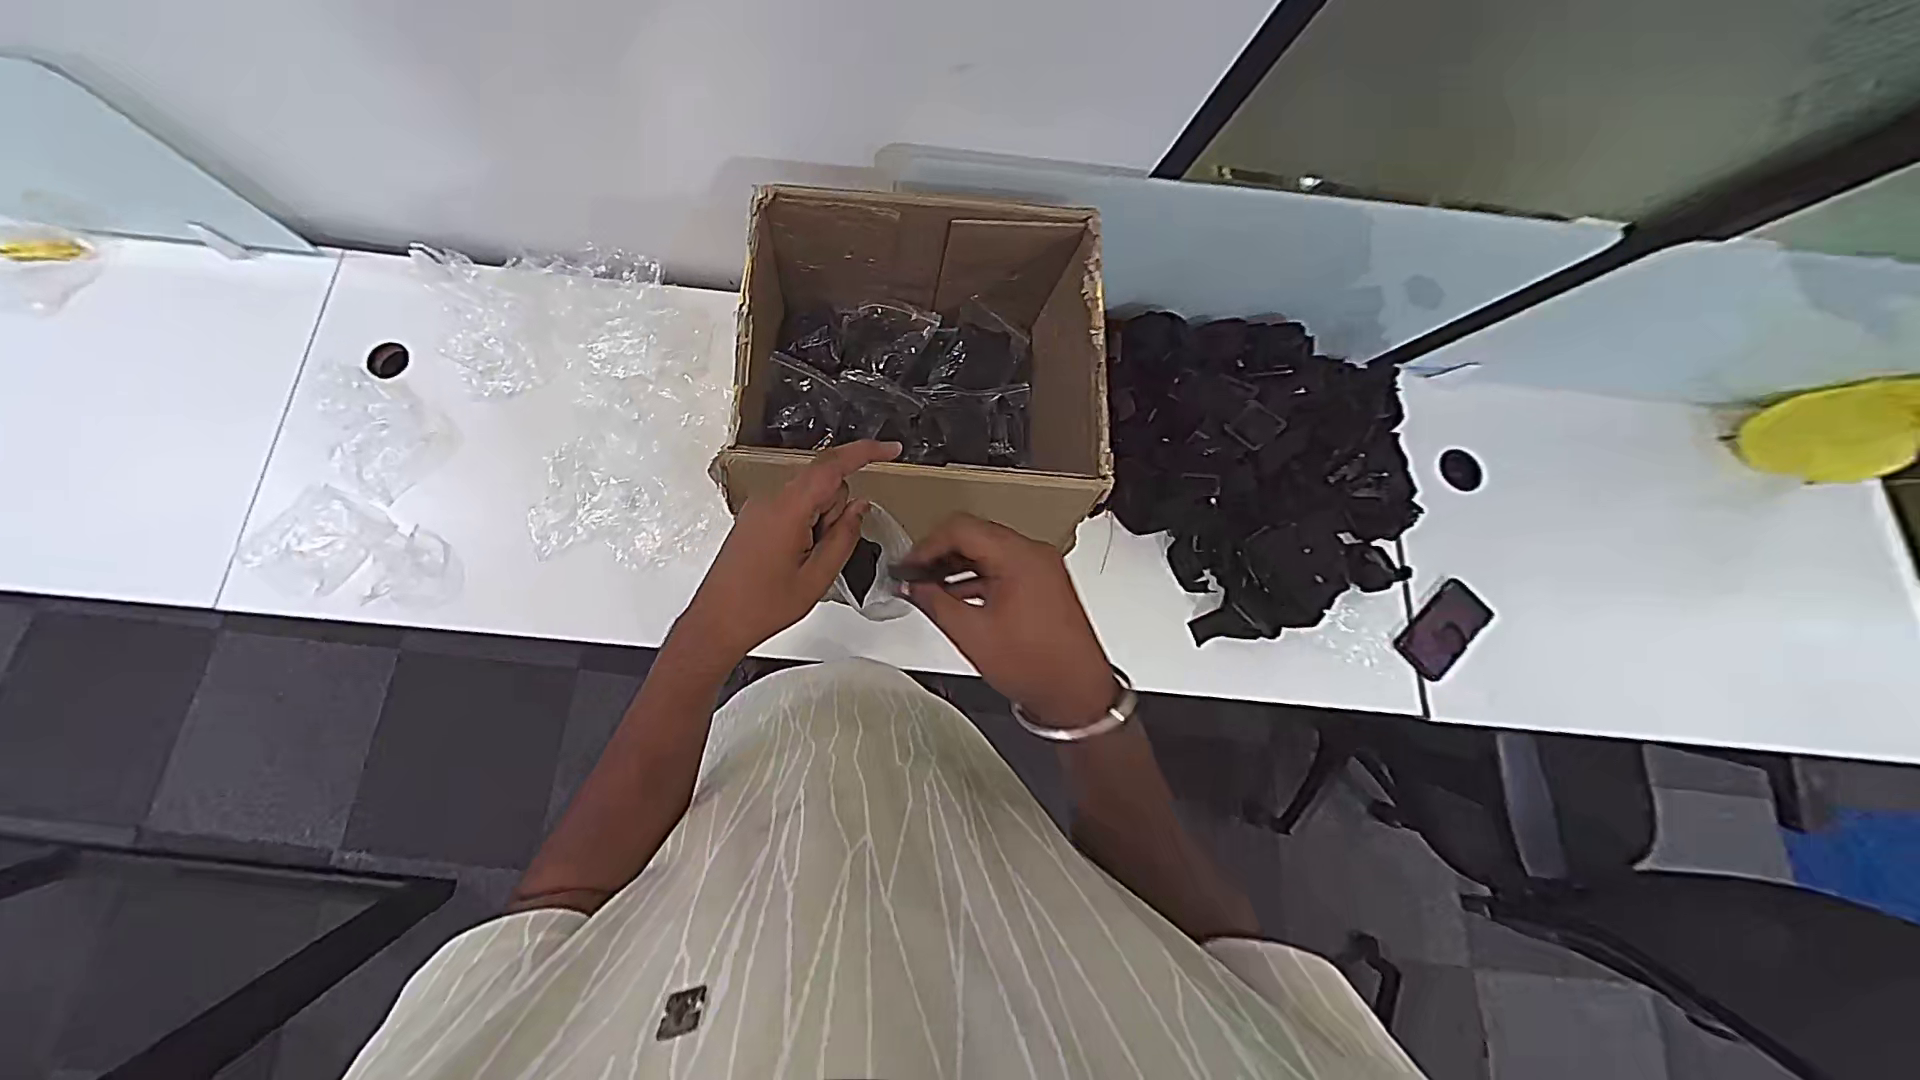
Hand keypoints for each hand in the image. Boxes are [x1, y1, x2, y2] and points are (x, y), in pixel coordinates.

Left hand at [676, 440, 900, 661]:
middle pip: (823, 484)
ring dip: (819, 523)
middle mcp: (770, 500)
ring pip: (810, 497)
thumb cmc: (761, 606)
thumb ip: (845, 535)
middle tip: (823, 553)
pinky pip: (794, 507)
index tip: (891, 449)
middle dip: (836, 512)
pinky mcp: (755, 517)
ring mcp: (759, 507)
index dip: (865, 452)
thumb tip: (859, 506)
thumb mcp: (818, 576)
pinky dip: (806, 525)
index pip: (832, 466)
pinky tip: (793, 558)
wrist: (717, 622)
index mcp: (787, 510)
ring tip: (803, 561)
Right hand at [902, 513, 1119, 729]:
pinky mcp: (1044, 582)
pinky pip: (1004, 566)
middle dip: (940, 554)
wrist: (1076, 694)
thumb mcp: (971, 633)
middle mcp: (1034, 554)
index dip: (927, 546)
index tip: (908, 565)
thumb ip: (934, 602)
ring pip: (989, 550)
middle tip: (914, 574)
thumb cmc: (1038, 667)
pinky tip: (957, 595)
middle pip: (976, 535)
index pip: (961, 529)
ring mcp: (1042, 567)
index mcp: (1019, 557)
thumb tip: (913, 586)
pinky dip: (978, 576)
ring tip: (930, 586)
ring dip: (958, 565)